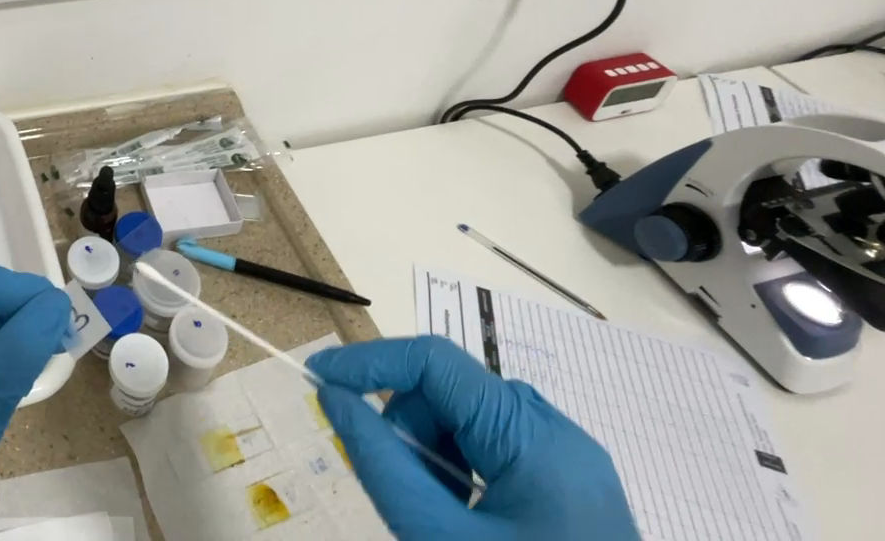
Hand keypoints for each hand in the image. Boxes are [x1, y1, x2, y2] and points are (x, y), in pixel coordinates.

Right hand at [307, 336, 638, 540]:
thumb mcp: (439, 539)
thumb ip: (380, 462)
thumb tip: (332, 396)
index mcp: (534, 438)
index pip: (434, 361)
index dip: (369, 361)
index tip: (317, 380)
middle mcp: (555, 433)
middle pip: (449, 393)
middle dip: (403, 427)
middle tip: (389, 484)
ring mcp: (567, 459)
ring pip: (465, 422)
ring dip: (429, 456)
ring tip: (434, 517)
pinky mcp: (568, 484)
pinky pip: (492, 450)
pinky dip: (457, 473)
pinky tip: (461, 521)